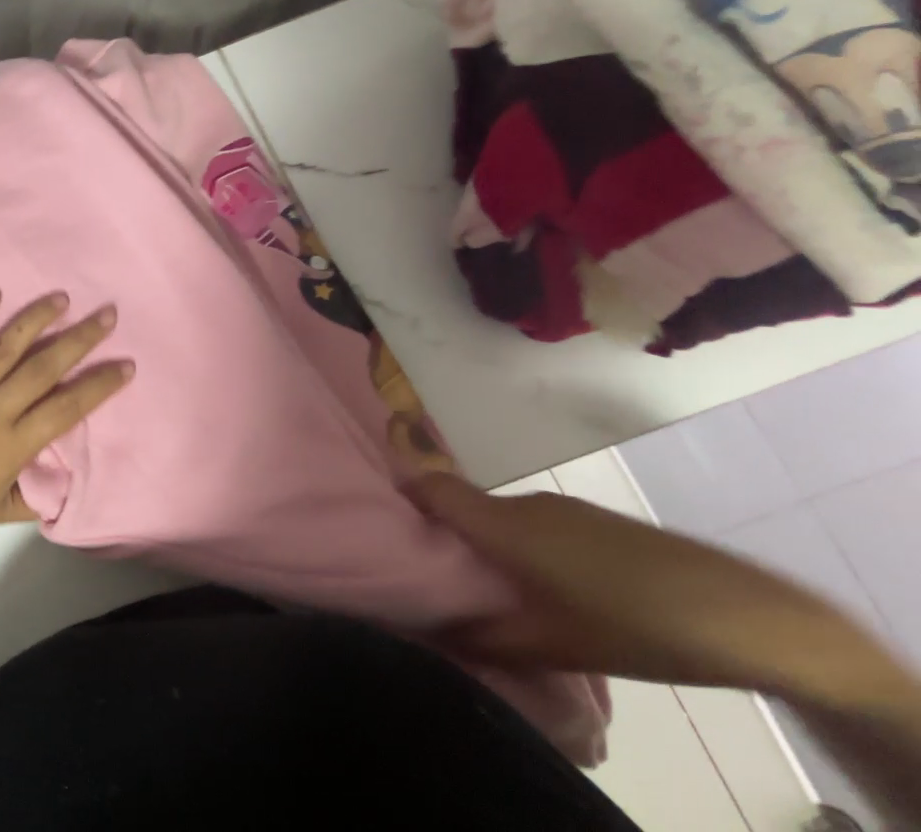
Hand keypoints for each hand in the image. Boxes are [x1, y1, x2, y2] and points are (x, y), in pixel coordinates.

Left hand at [0, 289, 132, 557]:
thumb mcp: (0, 512)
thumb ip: (36, 496)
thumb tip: (65, 480)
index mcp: (13, 446)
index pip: (67, 409)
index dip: (99, 386)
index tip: (126, 366)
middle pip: (44, 368)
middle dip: (80, 340)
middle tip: (107, 315)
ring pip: (5, 348)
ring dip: (36, 319)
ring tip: (62, 297)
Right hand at [405, 473, 907, 710]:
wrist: (750, 618)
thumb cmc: (635, 626)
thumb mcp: (551, 644)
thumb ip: (484, 637)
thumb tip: (432, 631)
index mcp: (507, 525)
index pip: (431, 487)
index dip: (400, 499)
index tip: (381, 529)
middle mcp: (530, 504)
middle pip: (464, 506)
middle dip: (441, 536)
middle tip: (428, 579)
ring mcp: (568, 511)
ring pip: (502, 520)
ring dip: (486, 547)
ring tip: (486, 593)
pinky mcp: (597, 523)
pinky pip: (536, 527)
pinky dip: (522, 550)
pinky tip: (542, 592)